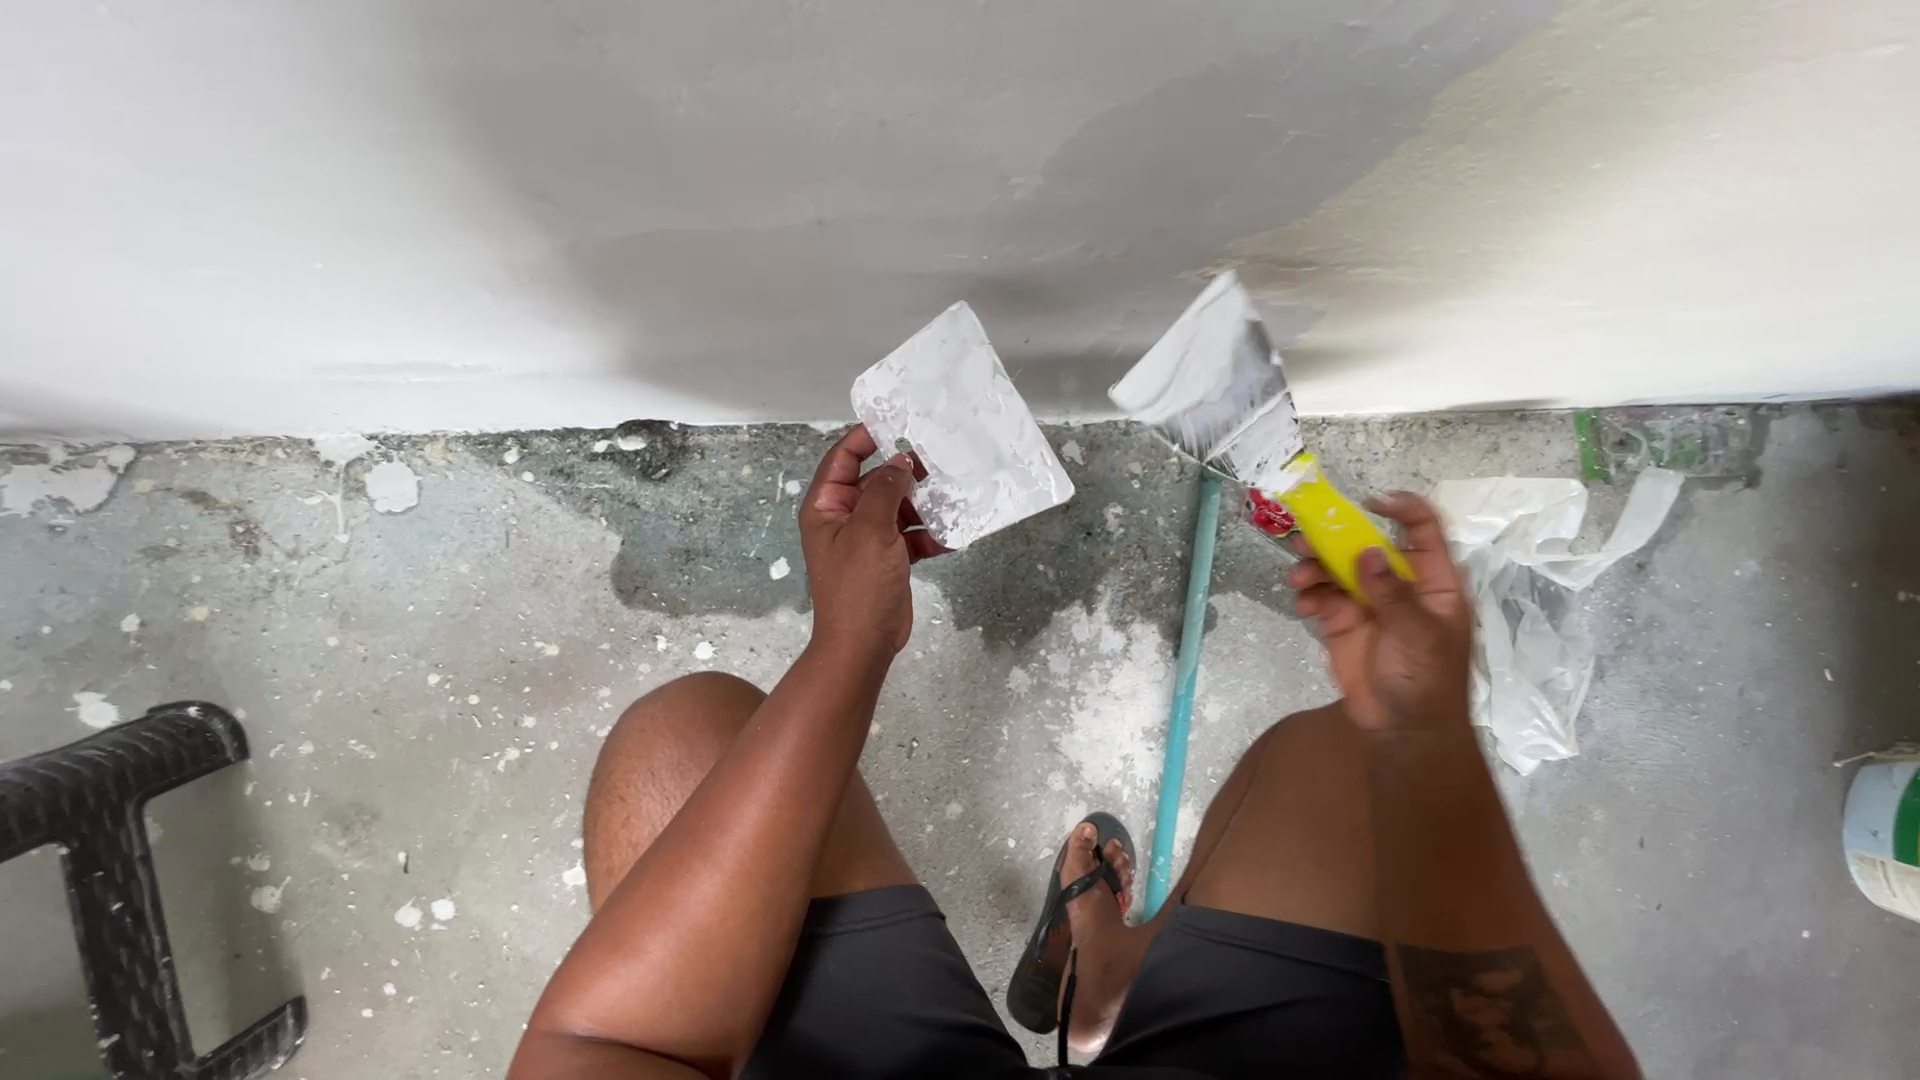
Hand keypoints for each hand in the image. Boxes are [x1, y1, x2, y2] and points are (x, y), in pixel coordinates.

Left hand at [800, 425, 944, 656]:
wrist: (862, 644)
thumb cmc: (858, 585)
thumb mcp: (870, 530)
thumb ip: (885, 491)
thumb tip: (900, 461)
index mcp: (827, 507)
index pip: (843, 458)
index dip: (866, 437)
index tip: (899, 423)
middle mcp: (845, 518)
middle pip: (877, 481)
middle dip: (907, 473)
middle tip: (940, 457)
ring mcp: (869, 539)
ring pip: (899, 508)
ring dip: (924, 504)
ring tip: (954, 493)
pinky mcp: (889, 558)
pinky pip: (911, 536)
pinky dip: (930, 535)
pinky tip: (954, 535)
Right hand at [1285, 491, 1472, 731]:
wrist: (1402, 729)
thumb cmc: (1426, 680)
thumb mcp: (1418, 635)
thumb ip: (1392, 593)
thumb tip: (1369, 552)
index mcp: (1432, 582)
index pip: (1423, 532)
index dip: (1403, 509)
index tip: (1370, 501)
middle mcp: (1398, 585)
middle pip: (1366, 545)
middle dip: (1336, 540)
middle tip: (1306, 541)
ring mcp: (1367, 603)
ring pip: (1336, 568)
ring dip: (1315, 567)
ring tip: (1299, 578)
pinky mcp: (1340, 622)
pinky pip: (1320, 596)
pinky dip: (1308, 595)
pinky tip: (1305, 605)